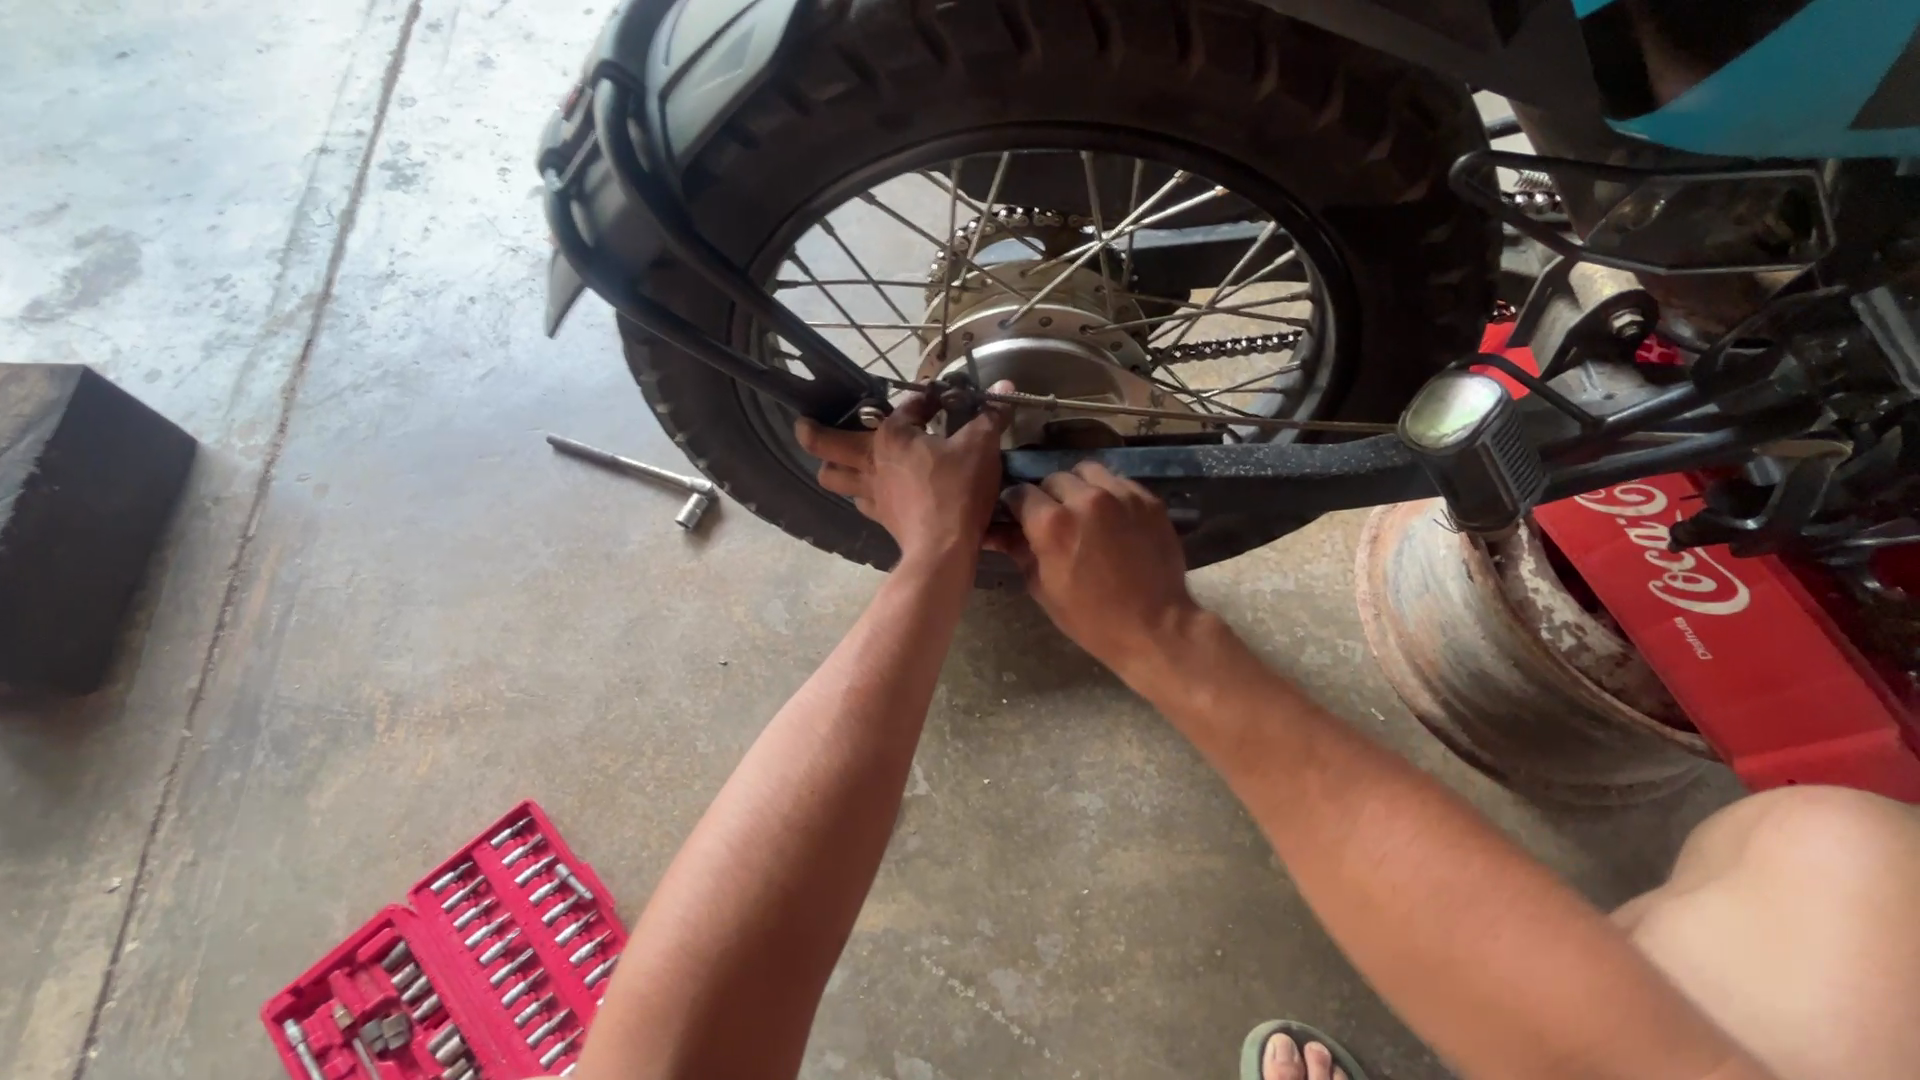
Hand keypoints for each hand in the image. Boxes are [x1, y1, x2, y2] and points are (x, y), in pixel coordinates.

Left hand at [793, 384, 1011, 566]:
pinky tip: (872, 493)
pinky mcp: (880, 516)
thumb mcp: (981, 447)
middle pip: (825, 442)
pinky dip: (861, 493)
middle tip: (804, 424)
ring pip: (832, 476)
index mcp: (892, 435)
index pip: (907, 406)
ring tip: (837, 460)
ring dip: (831, 466)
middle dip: (811, 432)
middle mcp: (871, 460)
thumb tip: (1005, 388)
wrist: (943, 549)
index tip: (942, 399)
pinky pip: (860, 501)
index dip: (926, 399)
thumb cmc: (959, 491)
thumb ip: (990, 416)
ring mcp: (870, 492)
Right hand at [993, 462, 1202, 678]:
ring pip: (1088, 472)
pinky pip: (1119, 482)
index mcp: (1052, 523)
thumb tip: (995, 532)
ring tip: (1085, 511)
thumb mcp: (1043, 588)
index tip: (1019, 517)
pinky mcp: (1148, 499)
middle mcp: (1085, 498)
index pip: (1020, 493)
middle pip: (1053, 478)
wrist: (1154, 627)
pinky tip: (1112, 518)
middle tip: (1056, 521)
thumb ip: (1019, 550)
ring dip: (1079, 487)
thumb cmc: (1090, 617)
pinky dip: (1109, 494)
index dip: (1016, 506)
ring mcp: (1121, 495)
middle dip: (1048, 497)